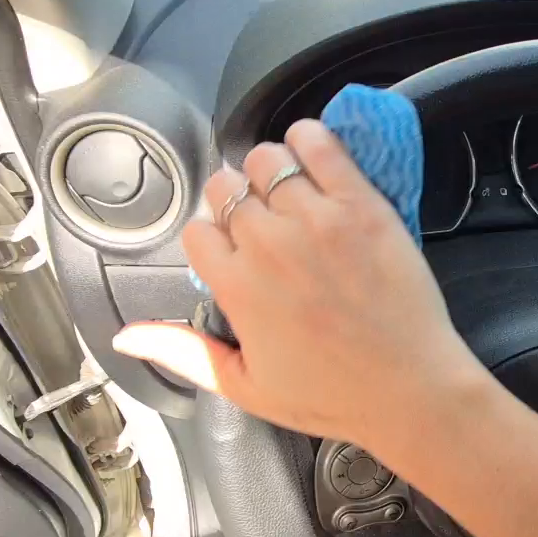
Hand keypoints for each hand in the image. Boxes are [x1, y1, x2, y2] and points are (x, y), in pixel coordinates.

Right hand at [111, 120, 492, 454]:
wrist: (411, 390)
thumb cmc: (334, 396)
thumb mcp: (247, 388)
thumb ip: (185, 353)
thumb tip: (127, 335)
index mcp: (236, 287)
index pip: (197, 230)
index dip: (215, 238)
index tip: (238, 251)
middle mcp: (268, 246)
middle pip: (227, 187)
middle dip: (239, 201)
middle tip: (269, 222)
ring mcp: (316, 221)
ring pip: (269, 160)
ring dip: (273, 171)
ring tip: (293, 194)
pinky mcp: (362, 207)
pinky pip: (322, 146)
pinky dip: (311, 140)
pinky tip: (314, 154)